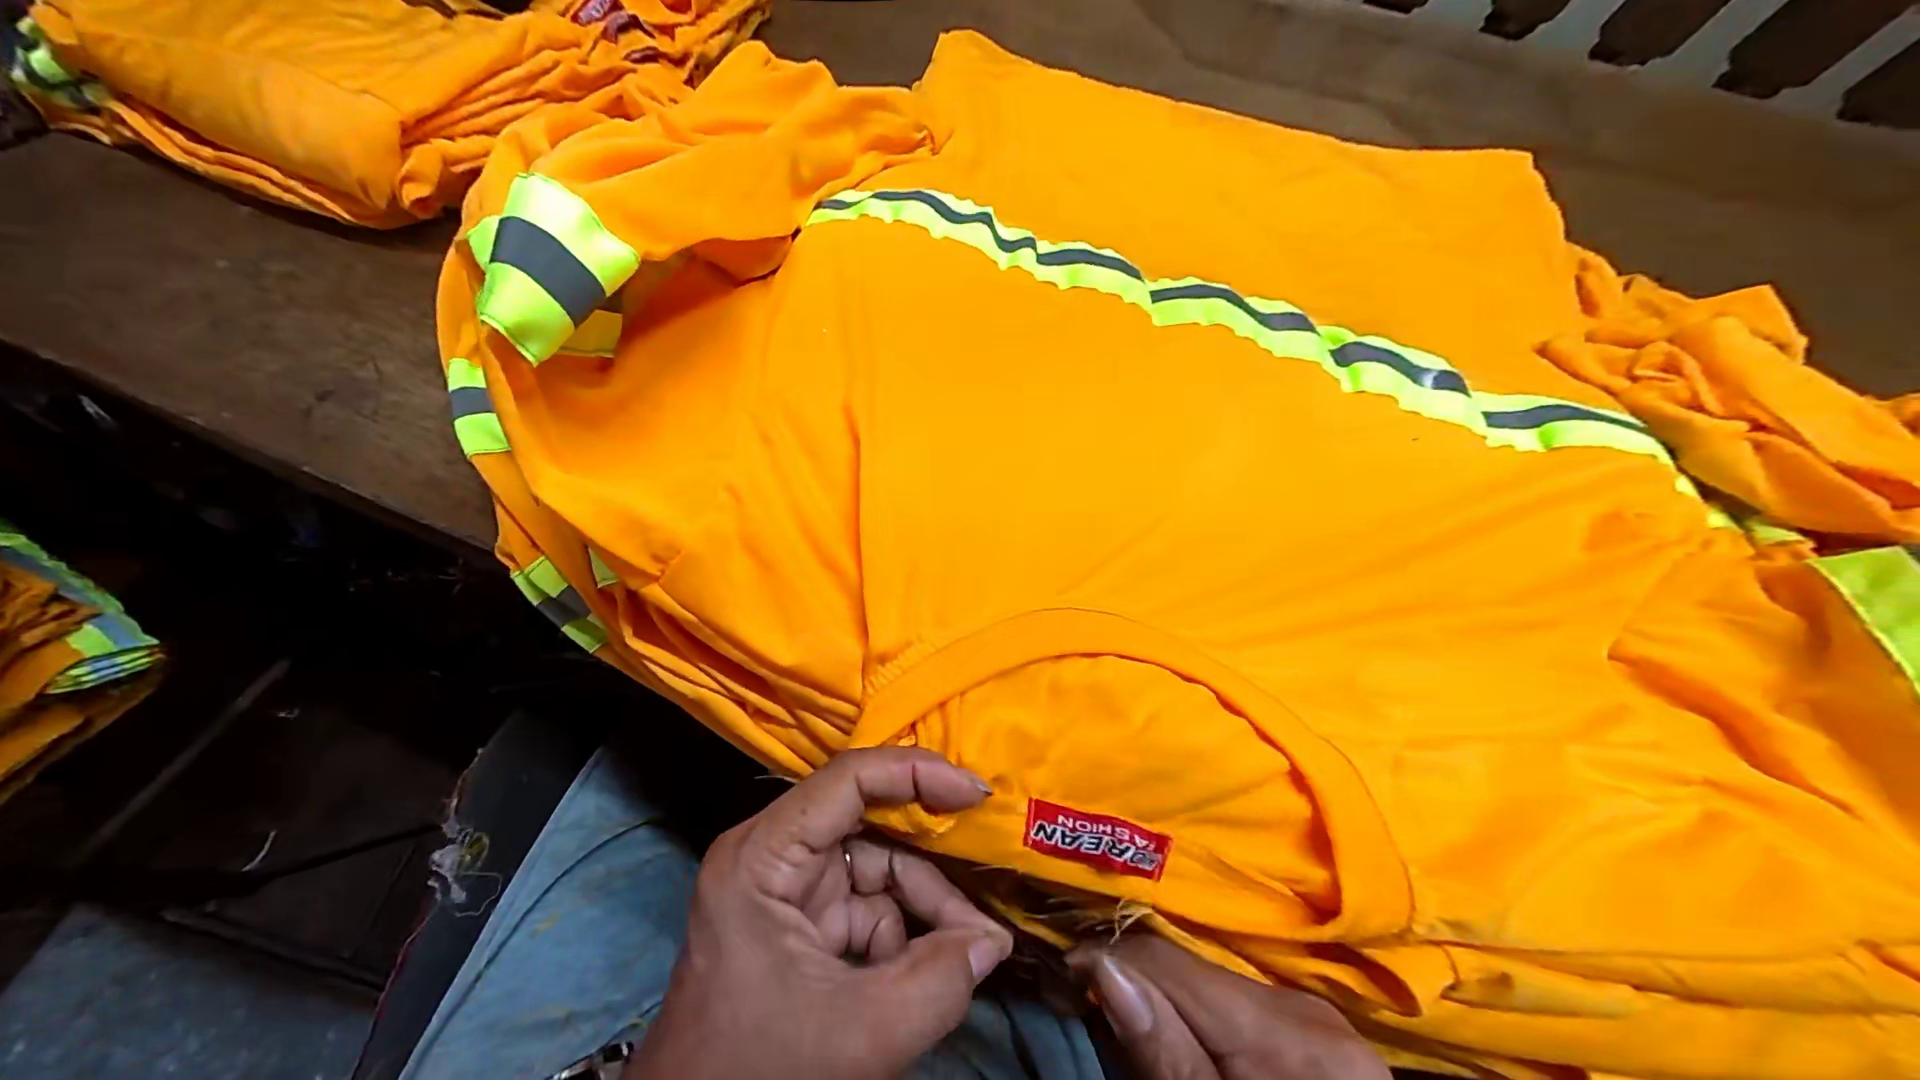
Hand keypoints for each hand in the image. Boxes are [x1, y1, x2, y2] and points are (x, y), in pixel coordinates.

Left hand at [626, 747, 1014, 1079]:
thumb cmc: (760, 1072)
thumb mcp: (859, 1033)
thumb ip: (938, 983)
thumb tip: (992, 942)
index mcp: (763, 855)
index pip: (848, 780)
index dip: (915, 772)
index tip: (974, 792)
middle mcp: (774, 855)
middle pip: (868, 823)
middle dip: (929, 851)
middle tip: (983, 864)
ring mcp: (788, 889)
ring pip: (877, 866)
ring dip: (925, 904)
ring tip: (967, 950)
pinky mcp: (803, 922)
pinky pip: (870, 906)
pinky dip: (905, 933)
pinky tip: (927, 971)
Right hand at [1069, 935, 1389, 1079]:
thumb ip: (1167, 1055)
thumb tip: (1102, 966)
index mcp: (1290, 1033)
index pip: (1168, 959)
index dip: (1106, 958)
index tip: (1058, 976)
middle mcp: (1304, 1006)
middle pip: (1187, 965)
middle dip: (1131, 977)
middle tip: (1078, 999)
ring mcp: (1312, 1014)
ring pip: (1206, 976)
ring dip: (1157, 991)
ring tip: (1116, 1009)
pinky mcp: (1311, 1031)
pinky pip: (1231, 998)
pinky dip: (1191, 1008)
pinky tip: (1171, 1025)